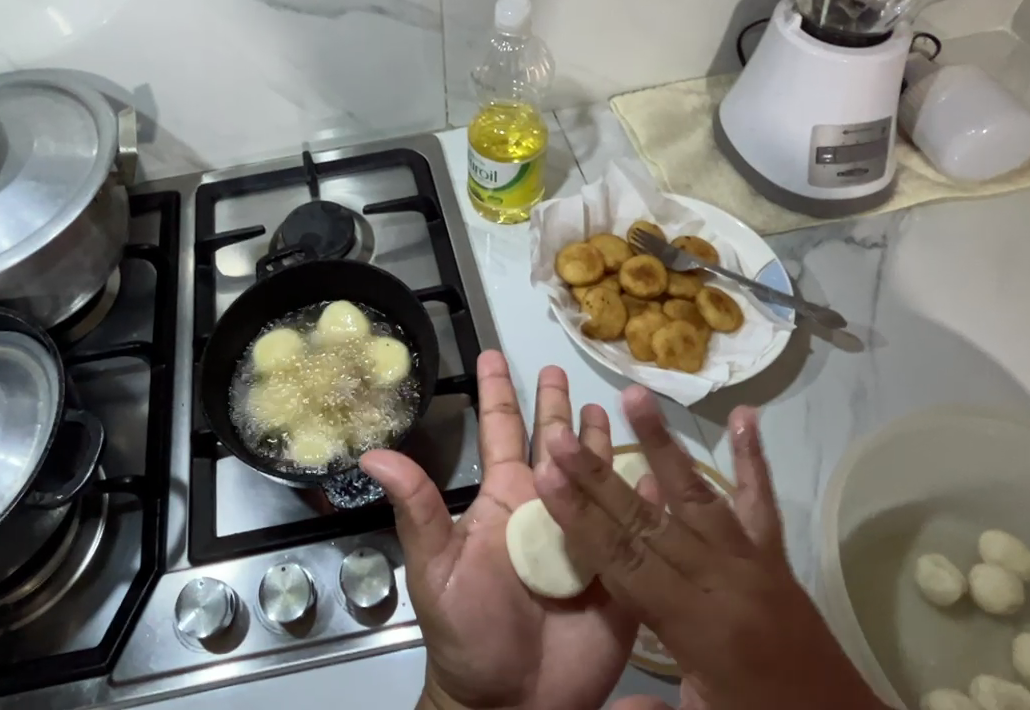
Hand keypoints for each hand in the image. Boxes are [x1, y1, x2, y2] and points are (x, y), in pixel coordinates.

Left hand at [361, 351, 635, 709]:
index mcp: (502, 500)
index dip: (498, 392)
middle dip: (554, 404)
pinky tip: (656, 468)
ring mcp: (583, 534)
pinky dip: (646, 493)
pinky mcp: (619, 568)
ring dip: (599, 439)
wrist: (512, 703)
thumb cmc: (467, 632)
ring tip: (608, 403)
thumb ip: (417, 508)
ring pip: (596, 472)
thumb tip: (372, 454)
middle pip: (553, 442)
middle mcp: (544, 506)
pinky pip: (635, 523)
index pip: (500, 431)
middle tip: (558, 366)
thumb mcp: (437, 565)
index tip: (493, 354)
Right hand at [535, 387, 885, 709]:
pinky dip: (753, 458)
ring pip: (698, 494)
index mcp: (698, 628)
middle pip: (648, 521)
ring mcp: (753, 564)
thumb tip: (609, 704)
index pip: (625, 562)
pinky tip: (745, 417)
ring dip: (661, 443)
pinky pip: (762, 503)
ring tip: (633, 396)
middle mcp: (722, 583)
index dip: (581, 519)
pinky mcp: (777, 560)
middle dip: (598, 477)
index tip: (544, 476)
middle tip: (560, 435)